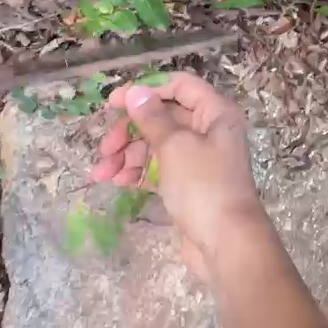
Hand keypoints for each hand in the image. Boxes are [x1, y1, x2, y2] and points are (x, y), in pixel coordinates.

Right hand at [88, 72, 266, 277]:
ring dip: (128, 154)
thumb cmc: (204, 185)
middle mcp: (210, 129)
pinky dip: (138, 171)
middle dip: (131, 130)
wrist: (225, 241)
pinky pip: (159, 167)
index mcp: (216, 111)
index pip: (179, 86)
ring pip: (157, 144)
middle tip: (104, 149)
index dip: (146, 90)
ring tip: (102, 173)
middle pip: (164, 116)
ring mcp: (199, 157)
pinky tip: (117, 181)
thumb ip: (153, 118)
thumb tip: (136, 92)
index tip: (112, 103)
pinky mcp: (188, 182)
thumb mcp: (176, 146)